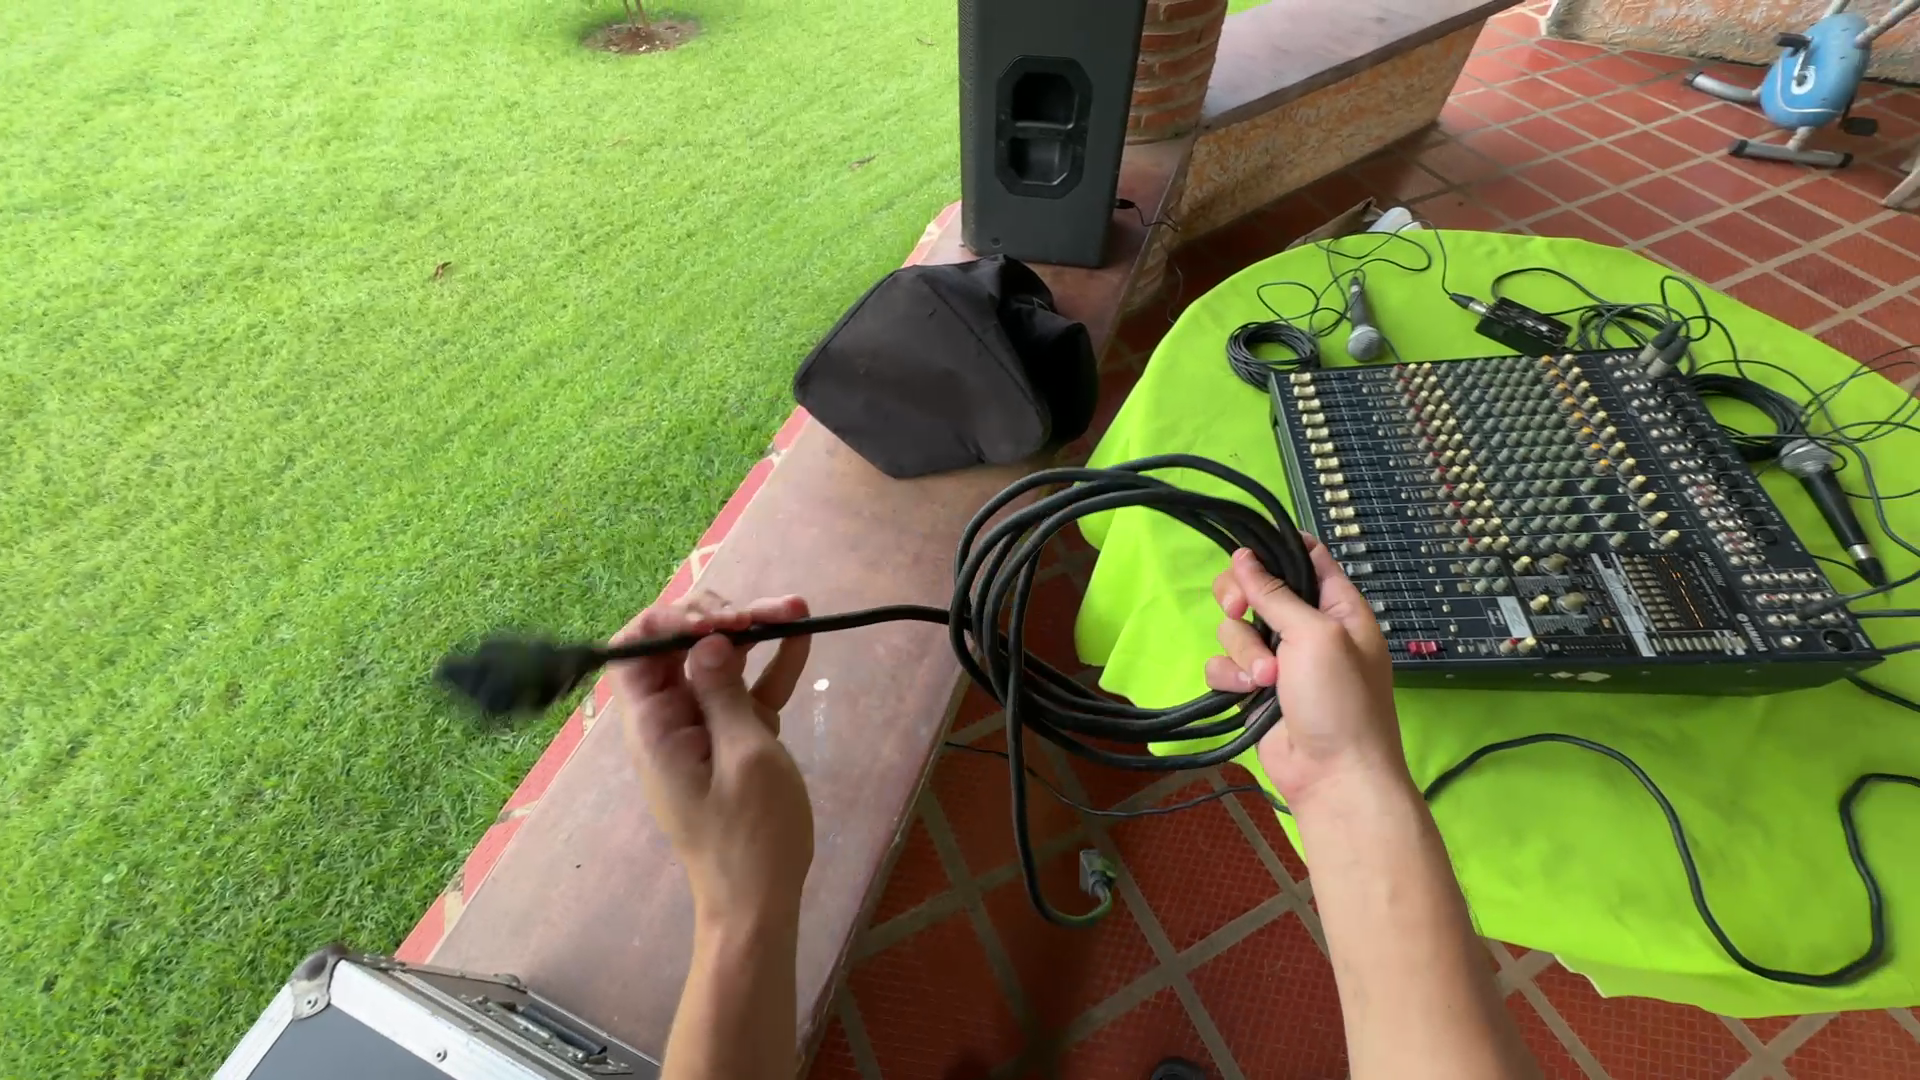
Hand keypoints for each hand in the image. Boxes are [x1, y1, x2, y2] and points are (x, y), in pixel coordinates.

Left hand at [612, 591, 815, 929]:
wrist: (760, 900)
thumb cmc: (750, 834)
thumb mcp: (745, 756)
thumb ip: (723, 693)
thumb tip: (708, 642)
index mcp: (655, 724)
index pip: (635, 649)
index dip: (669, 621)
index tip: (718, 622)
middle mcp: (672, 718)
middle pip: (683, 647)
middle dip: (724, 619)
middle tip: (767, 613)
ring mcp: (705, 726)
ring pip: (721, 661)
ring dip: (757, 632)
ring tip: (797, 609)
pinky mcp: (735, 737)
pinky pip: (748, 688)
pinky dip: (774, 663)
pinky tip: (802, 636)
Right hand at [1204, 540, 1409, 808]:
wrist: (1332, 775)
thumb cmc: (1342, 700)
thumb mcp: (1316, 636)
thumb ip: (1275, 593)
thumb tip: (1243, 554)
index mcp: (1333, 605)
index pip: (1303, 556)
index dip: (1273, 549)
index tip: (1246, 552)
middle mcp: (1302, 625)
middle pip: (1254, 586)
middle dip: (1240, 598)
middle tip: (1238, 609)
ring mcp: (1275, 655)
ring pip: (1234, 626)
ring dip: (1243, 651)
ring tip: (1265, 680)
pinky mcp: (1251, 684)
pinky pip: (1223, 662)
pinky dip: (1229, 675)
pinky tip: (1246, 692)